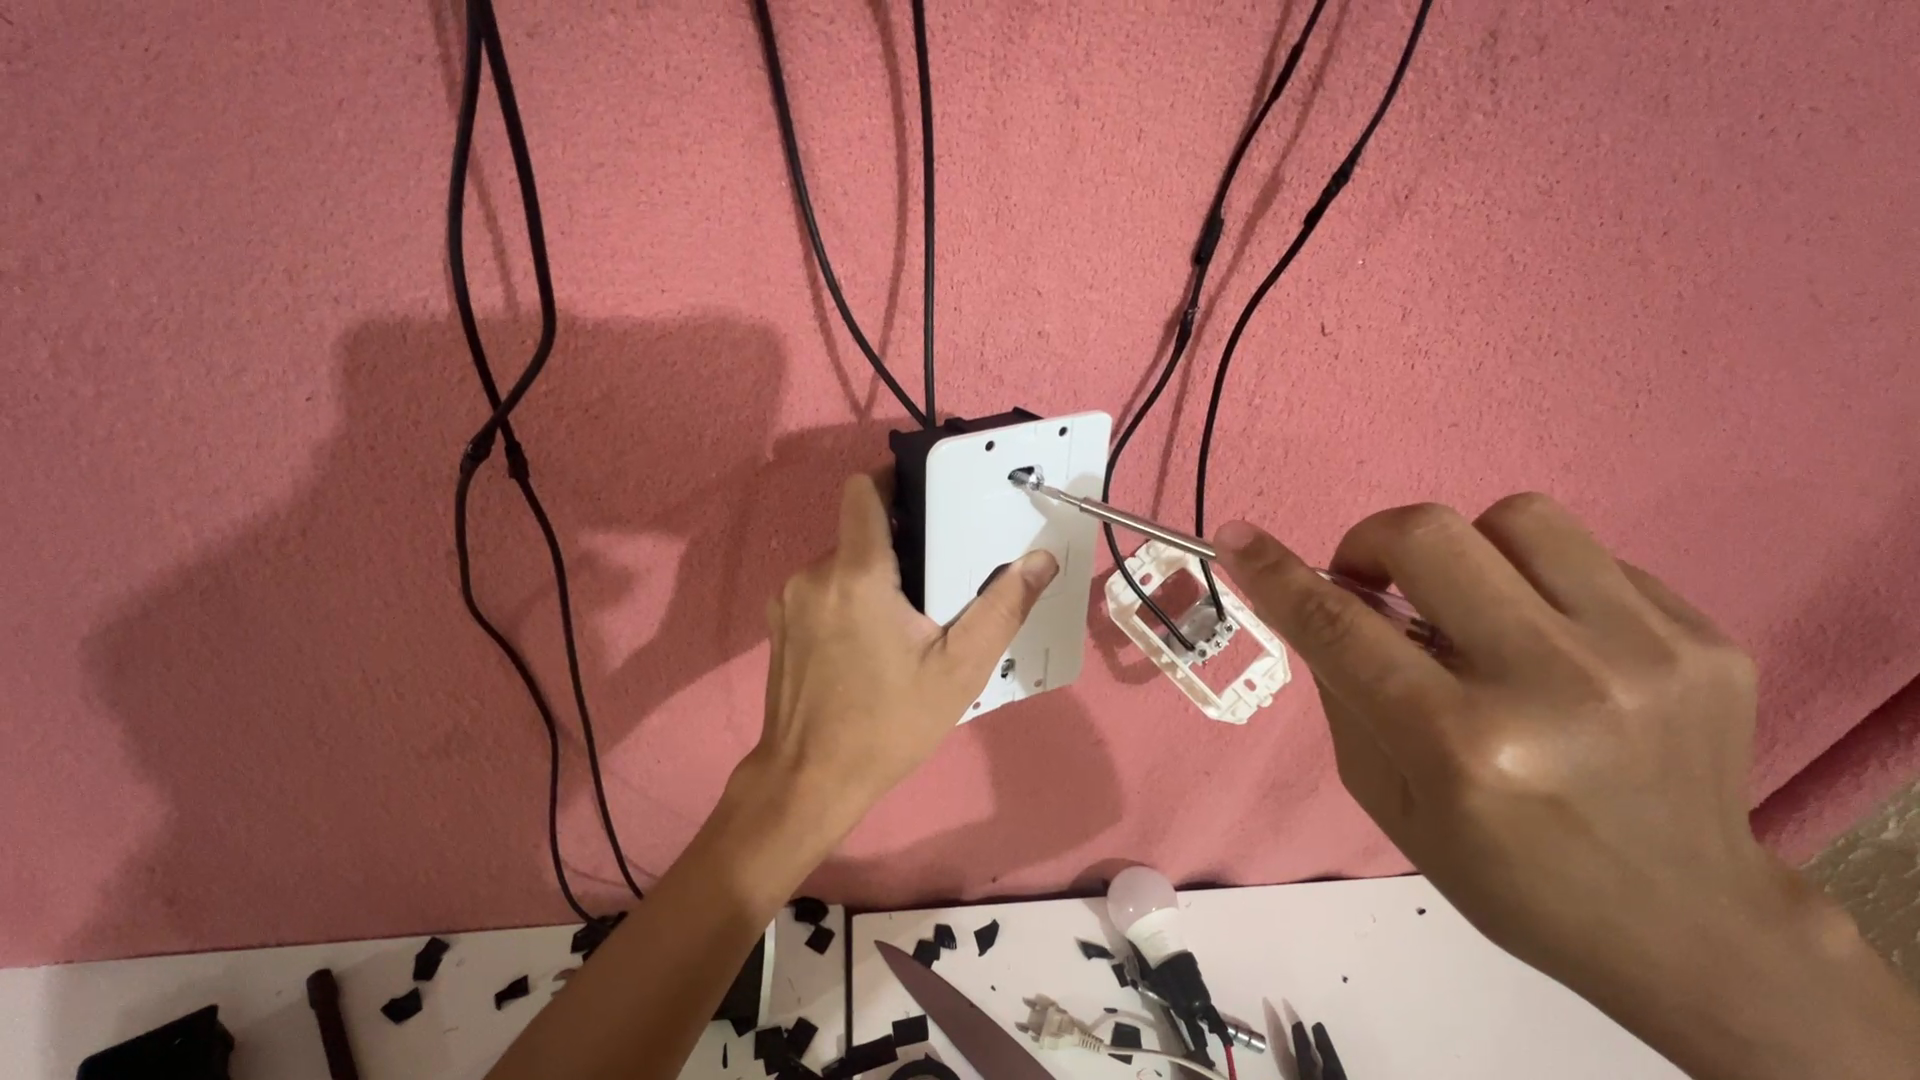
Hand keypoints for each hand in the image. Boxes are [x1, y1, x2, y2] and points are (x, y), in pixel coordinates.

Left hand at [746, 473, 1057, 831]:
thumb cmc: (888, 724)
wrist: (810, 780)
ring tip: (912, 617)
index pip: (864, 490)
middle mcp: (814, 575)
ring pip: (841, 561)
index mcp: (856, 574)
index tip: (929, 497)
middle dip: (901, 541)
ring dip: (876, 574)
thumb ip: (1003, 608)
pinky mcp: (780, 625)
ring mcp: (789, 600)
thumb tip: (1042, 560)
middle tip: (941, 575)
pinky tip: (874, 641)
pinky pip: (822, 589)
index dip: (895, 480)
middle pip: (860, 529)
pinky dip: (851, 597)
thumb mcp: (959, 670)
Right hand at [1214, 495, 1794, 993]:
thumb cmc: (1507, 873)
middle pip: (1430, 536)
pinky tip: (1552, 642)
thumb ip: (1349, 692)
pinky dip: (1539, 584)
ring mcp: (1642, 654)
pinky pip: (1589, 557)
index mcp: (1462, 745)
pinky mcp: (1703, 639)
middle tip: (1372, 583)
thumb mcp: (1390, 801)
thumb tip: (1321, 601)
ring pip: (1517, 518)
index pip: (1341, 628)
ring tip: (1470, 604)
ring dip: (1464, 551)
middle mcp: (1552, 684)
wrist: (1687, 922)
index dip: (1277, 575)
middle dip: (1372, 542)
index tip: (1238, 539)